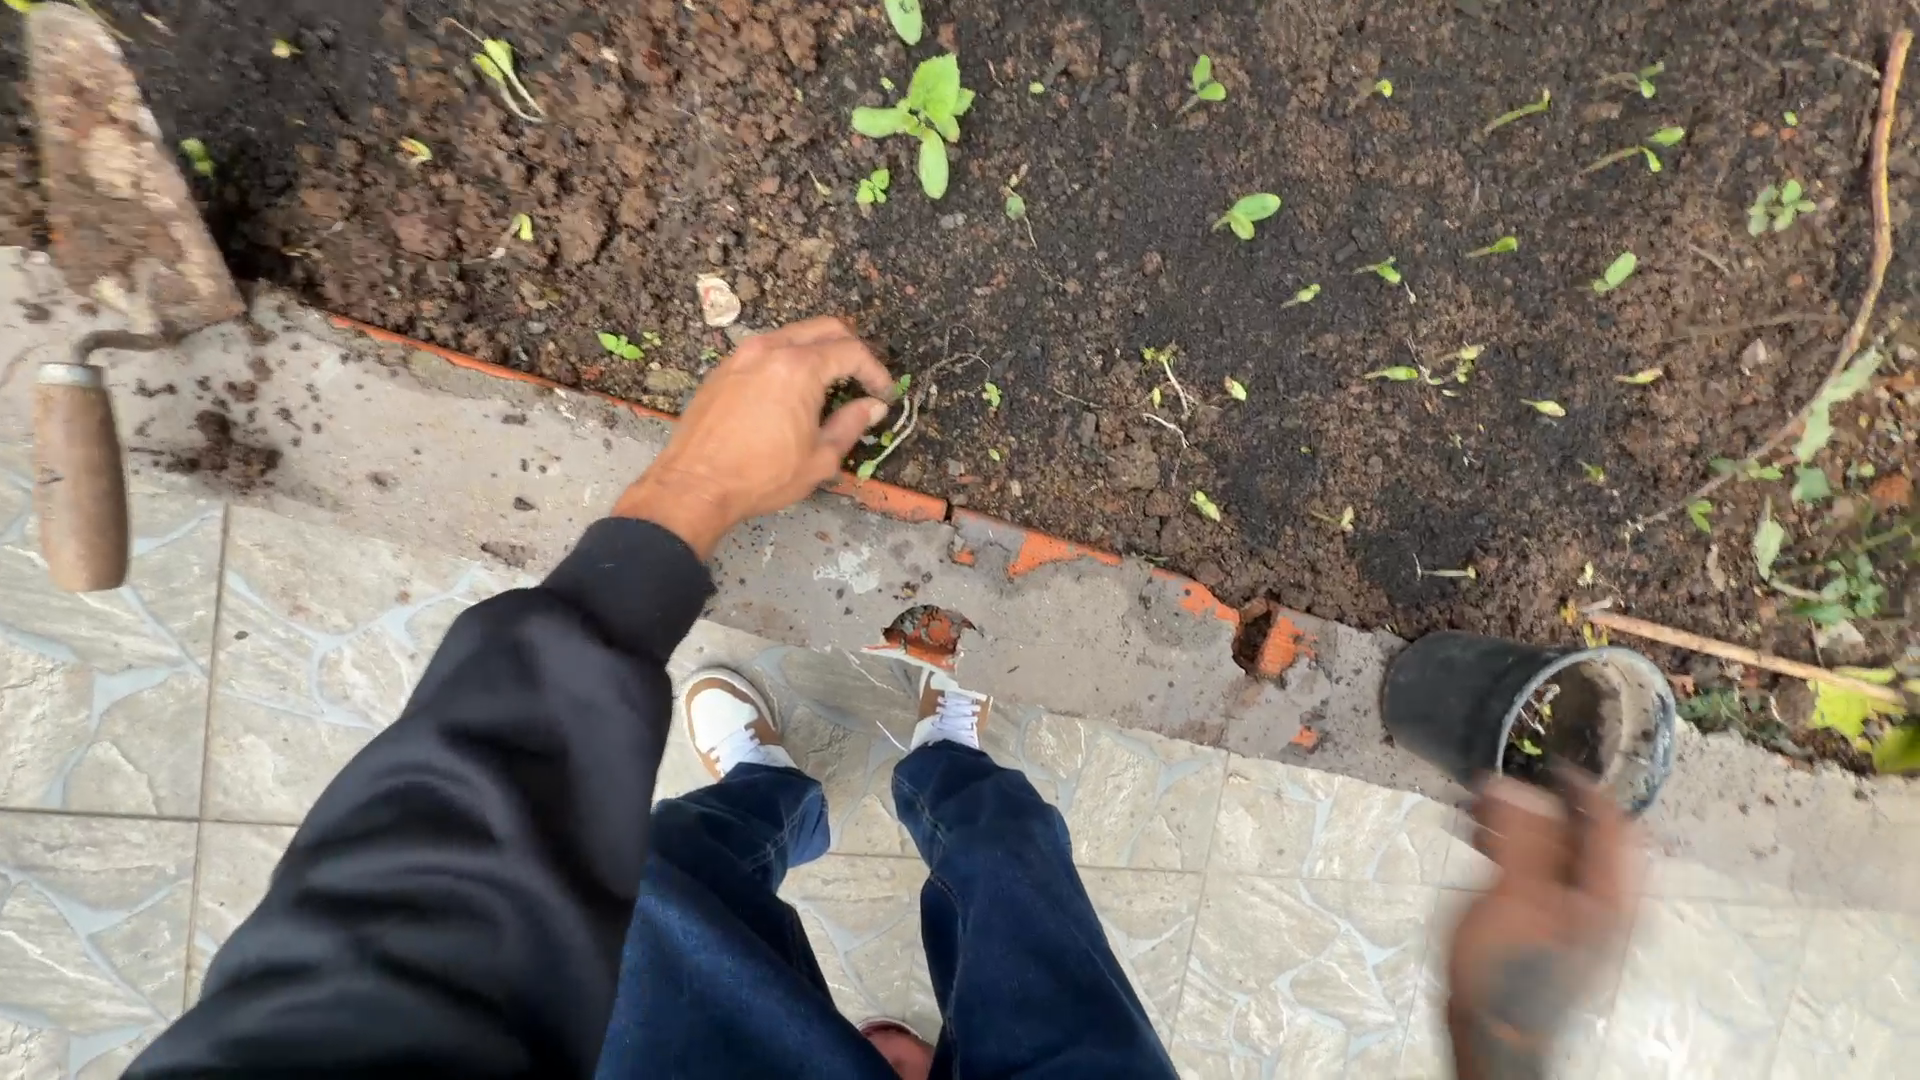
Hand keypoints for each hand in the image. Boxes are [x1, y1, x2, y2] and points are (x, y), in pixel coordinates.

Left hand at [613, 317, 894, 557]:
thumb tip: (872, 407)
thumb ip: (850, 425)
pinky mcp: (724, 369)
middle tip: (864, 379)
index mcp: (799, 368)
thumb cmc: (761, 476)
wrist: (695, 485)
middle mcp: (770, 350)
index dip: (875, 371)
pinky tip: (793, 391)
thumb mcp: (820, 458)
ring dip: (819, 352)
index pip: (851, 352)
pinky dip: (789, 360)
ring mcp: (742, 355)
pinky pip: (767, 350)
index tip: (883, 393)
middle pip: (824, 328)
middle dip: (852, 349)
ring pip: (793, 335)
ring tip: (831, 384)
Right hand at [1445, 771, 1638, 1079]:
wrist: (1492, 1028)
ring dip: (1513, 820)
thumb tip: (1515, 785)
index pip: (1614, 825)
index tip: (1539, 761)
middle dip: (1534, 802)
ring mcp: (1570, 910)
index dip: (1583, 788)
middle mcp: (1600, 899)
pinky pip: (1530, 864)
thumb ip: (1522, 839)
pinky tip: (1470, 836)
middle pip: (1579, 833)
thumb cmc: (1509, 964)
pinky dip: (1504, 843)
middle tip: (1488, 787)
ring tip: (1470, 809)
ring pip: (1550, 847)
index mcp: (1609, 895)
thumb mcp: (1515, 895)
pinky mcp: (1540, 916)